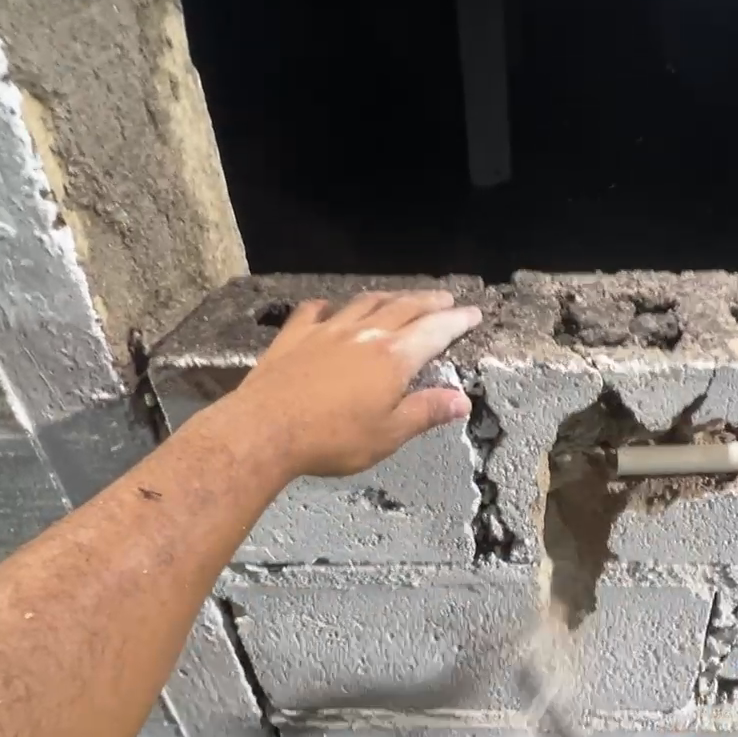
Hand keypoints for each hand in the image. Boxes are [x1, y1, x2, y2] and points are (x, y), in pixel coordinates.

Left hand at [224, 291, 481, 477]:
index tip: (473, 313)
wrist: (264, 430)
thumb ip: (426, 412)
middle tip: (446, 298)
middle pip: (405, 307)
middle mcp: (364, 335)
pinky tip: (331, 308)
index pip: (435, 331)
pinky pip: (317, 311)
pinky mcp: (295, 337)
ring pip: (366, 303)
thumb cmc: (332, 439)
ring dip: (390, 297)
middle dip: (430, 301)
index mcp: (393, 358)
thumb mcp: (389, 434)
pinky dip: (331, 306)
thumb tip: (462, 401)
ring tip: (403, 297)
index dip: (457, 321)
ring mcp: (327, 331)